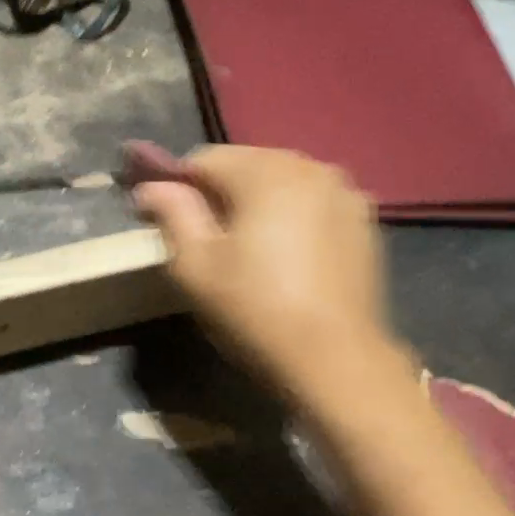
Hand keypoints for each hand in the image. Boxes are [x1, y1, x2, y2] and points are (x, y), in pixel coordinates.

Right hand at [131, 145, 396, 403]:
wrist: (332, 356)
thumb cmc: (253, 309)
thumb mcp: (194, 266)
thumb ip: (172, 215)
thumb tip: (150, 187)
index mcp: (266, 172)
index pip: (204, 159)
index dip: (176, 188)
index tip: (165, 224)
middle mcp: (311, 167)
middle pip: (247, 165)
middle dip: (219, 195)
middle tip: (205, 243)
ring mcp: (345, 192)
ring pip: (281, 184)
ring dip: (255, 206)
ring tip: (245, 252)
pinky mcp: (364, 221)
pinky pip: (311, 204)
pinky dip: (290, 219)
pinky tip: (283, 259)